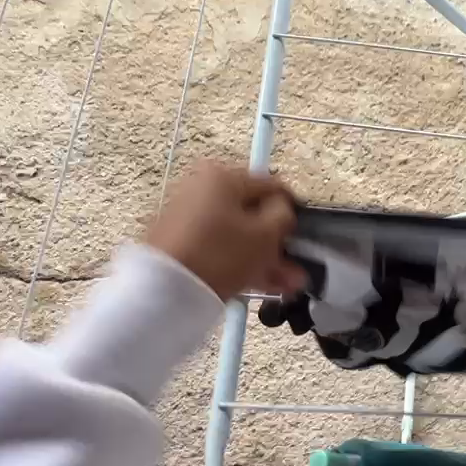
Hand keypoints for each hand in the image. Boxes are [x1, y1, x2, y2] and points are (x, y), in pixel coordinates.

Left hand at [146, 162, 304, 300]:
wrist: (164, 290)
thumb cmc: (218, 254)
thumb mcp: (265, 234)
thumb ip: (284, 215)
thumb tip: (283, 209)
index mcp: (222, 176)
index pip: (272, 185)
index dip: (293, 210)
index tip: (302, 233)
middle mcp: (202, 188)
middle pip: (252, 213)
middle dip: (276, 241)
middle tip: (294, 264)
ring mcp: (187, 215)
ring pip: (237, 234)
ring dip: (262, 256)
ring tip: (284, 282)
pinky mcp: (178, 242)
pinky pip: (219, 247)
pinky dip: (239, 261)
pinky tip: (261, 282)